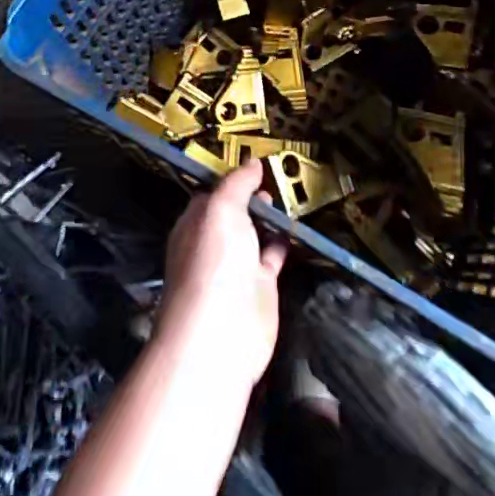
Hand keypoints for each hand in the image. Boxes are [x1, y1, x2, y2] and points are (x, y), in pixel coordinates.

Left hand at [156, 162, 287, 391]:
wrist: (220, 333)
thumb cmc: (212, 264)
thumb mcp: (221, 210)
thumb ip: (236, 185)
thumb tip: (252, 163)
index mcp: (196, 222)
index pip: (213, 192)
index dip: (234, 178)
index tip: (258, 162)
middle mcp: (214, 242)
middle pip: (236, 212)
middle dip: (254, 195)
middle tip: (282, 176)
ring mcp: (237, 265)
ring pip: (256, 233)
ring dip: (272, 217)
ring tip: (294, 195)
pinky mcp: (260, 285)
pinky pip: (273, 255)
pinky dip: (285, 242)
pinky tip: (298, 228)